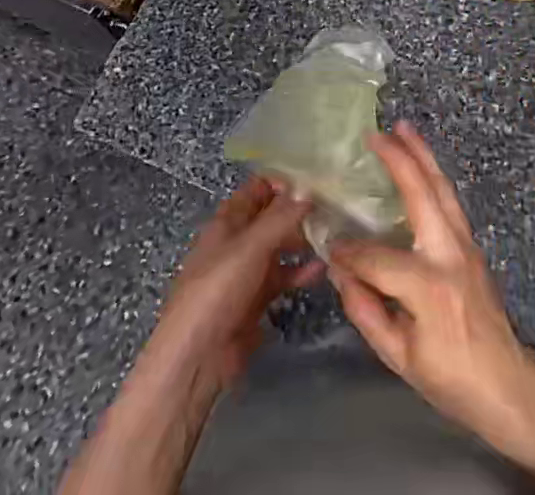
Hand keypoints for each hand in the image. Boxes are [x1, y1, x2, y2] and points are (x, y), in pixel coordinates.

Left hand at [145, 177, 322, 396]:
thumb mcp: (249, 247)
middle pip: (270, 217)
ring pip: (279, 247)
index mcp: (227, 221)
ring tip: (334, 235)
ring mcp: (247, 271)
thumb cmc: (218, 290)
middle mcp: (237, 241)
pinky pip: (282, 278)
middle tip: (335, 207)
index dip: (282, 181)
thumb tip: (308, 189)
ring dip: (302, 240)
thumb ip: (280, 218)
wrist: (199, 355)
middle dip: (298, 211)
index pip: (256, 189)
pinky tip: (322, 270)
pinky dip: (300, 272)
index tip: (318, 178)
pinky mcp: (257, 299)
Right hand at [329, 122, 534, 492]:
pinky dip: (434, 177)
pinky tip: (422, 167)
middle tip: (377, 132)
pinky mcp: (473, 248)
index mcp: (428, 287)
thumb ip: (365, 309)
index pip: (376, 257)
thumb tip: (340, 269)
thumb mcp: (399, 357)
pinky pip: (450, 202)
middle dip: (401, 159)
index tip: (332, 253)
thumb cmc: (453, 380)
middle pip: (424, 195)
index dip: (349, 255)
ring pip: (444, 190)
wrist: (512, 389)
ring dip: (424, 157)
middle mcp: (450, 256)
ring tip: (405, 129)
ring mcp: (467, 247)